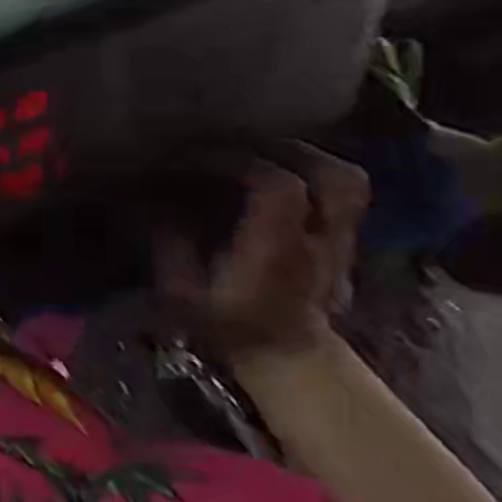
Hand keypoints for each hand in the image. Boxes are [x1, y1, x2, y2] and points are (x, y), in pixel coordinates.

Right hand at [152, 142, 368, 357]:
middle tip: (235, 143)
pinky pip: (342, 193)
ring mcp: (341, 241)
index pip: (279, 186)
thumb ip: (169, 242)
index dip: (236, 159)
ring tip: (258, 150)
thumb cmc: (227, 326)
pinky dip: (311, 173)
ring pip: (350, 180)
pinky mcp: (343, 241)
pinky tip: (274, 172)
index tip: (193, 156)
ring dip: (305, 156)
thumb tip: (152, 199)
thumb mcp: (180, 292)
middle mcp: (320, 241)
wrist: (287, 358)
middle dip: (283, 149)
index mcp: (278, 251)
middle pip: (334, 176)